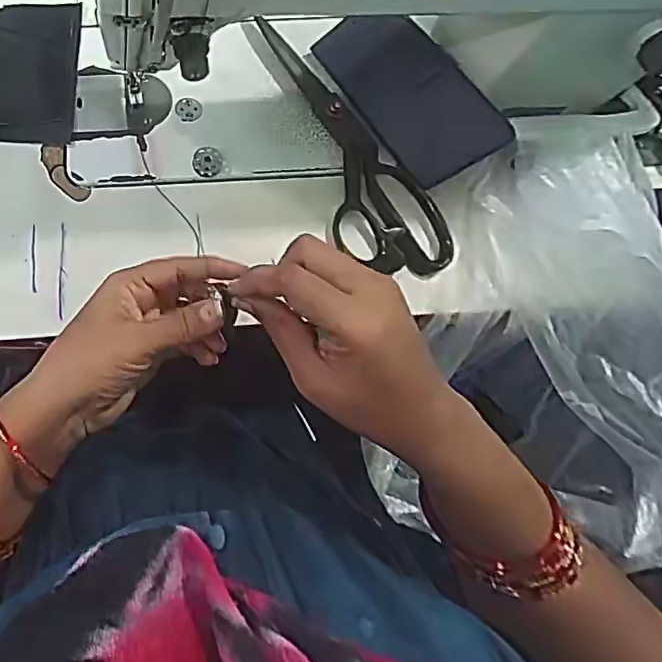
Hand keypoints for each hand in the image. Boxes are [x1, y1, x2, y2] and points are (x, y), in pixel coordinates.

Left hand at [4, 256, 246, 464]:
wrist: (65, 406)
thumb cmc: (89, 362)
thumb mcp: (140, 340)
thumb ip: (183, 323)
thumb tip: (219, 307)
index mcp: (129, 285)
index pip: (177, 268)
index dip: (209, 268)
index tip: (240, 272)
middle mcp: (138, 300)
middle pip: (183, 291)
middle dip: (210, 301)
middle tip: (237, 313)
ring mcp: (143, 326)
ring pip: (184, 317)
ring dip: (205, 328)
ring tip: (222, 343)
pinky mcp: (146, 351)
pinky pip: (179, 339)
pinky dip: (195, 345)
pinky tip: (209, 356)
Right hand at [230, 234, 461, 466]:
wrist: (424, 413)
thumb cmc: (372, 406)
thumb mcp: (311, 379)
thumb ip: (279, 330)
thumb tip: (250, 297)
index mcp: (356, 321)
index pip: (293, 277)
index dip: (257, 279)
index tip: (237, 290)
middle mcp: (372, 290)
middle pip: (306, 249)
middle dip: (276, 269)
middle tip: (264, 298)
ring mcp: (379, 281)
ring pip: (318, 249)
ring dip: (294, 269)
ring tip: (286, 303)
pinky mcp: (380, 280)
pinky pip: (333, 259)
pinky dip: (311, 273)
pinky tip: (308, 303)